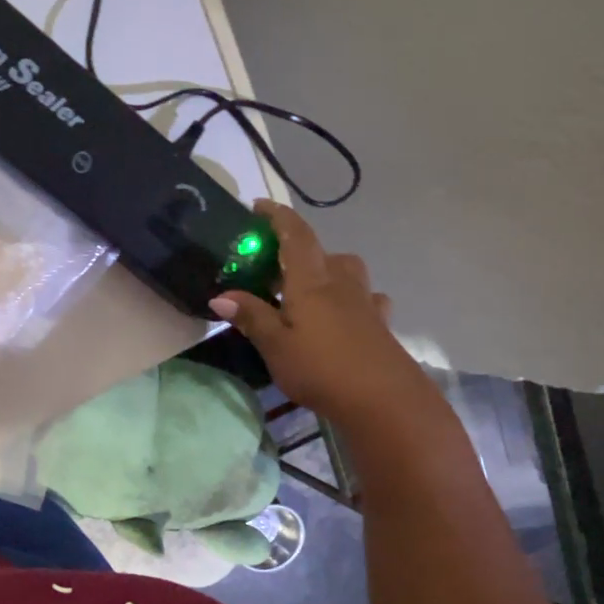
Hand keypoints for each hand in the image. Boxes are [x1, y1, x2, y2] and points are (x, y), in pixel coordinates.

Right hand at [210, 199, 433, 429]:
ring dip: (323, 271)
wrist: (382, 397)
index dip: (277, 218)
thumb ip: (251, 317)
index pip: (295, 236)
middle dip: (295, 251)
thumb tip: (221, 294)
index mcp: (311, 281)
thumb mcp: (275, 345)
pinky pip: (363, 297)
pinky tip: (343, 313)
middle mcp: (340, 282)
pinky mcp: (378, 322)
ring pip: (344, 271)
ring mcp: (364, 301)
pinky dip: (349, 298)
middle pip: (320, 252)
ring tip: (304, 289)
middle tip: (269, 267)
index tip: (258, 206)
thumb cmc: (320, 367)